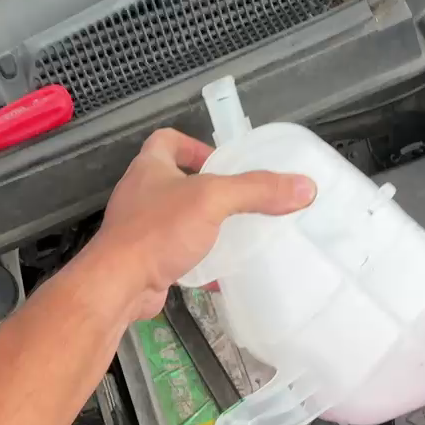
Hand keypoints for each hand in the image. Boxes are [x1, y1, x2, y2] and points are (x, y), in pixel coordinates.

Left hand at [82, 127, 314, 318]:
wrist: (119, 284)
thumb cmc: (159, 231)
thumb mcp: (213, 200)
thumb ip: (257, 191)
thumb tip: (305, 187)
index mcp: (149, 167)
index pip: (167, 140)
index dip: (193, 144)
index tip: (219, 162)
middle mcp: (139, 195)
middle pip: (173, 181)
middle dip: (204, 190)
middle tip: (235, 201)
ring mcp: (137, 230)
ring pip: (173, 221)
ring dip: (200, 226)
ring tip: (232, 234)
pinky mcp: (142, 262)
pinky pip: (173, 254)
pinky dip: (195, 261)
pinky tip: (218, 273)